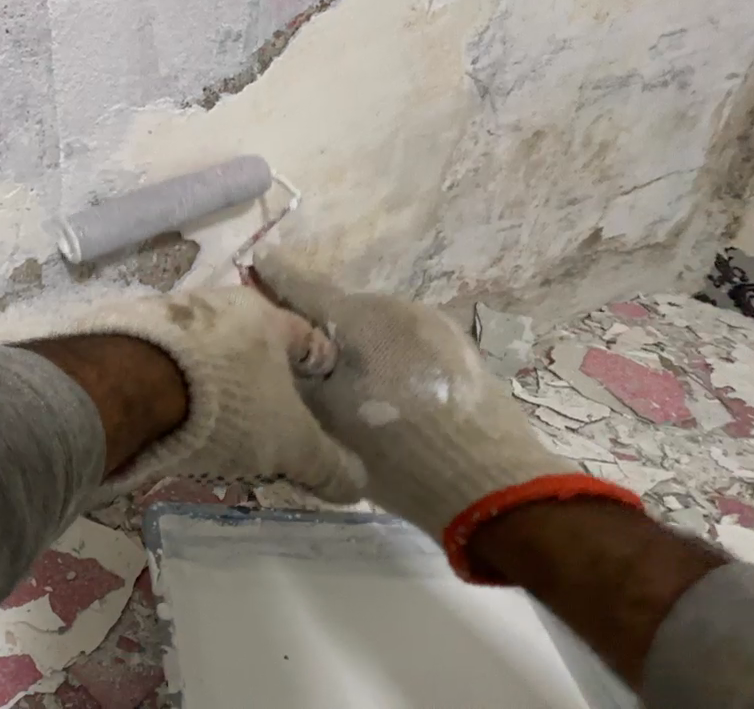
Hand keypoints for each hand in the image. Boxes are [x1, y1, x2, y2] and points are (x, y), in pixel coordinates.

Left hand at [64, 285, 367, 503]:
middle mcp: (211, 302)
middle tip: (260, 413)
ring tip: (208, 417)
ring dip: (205, 378)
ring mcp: (161, 313)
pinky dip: (163, 380)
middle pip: (246, 341)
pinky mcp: (121, 330)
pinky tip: (162, 410)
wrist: (128, 385)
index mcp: (261, 316)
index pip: (305, 337)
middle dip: (255, 375)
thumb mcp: (291, 445)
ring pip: (198, 348)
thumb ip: (328, 464)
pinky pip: (154, 357)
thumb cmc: (227, 406)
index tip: (321, 388)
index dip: (318, 366)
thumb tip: (355, 484)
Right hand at [250, 252, 574, 535]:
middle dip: (314, 326)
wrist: (496, 491)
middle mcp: (397, 307)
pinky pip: (402, 345)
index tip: (257, 262)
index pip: (301, 284)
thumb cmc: (391, 449)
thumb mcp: (318, 410)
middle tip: (295, 359)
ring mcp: (436, 327)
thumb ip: (292, 363)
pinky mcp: (461, 352)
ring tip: (340, 385)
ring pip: (372, 328)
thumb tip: (277, 337)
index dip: (273, 276)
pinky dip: (382, 360)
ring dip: (351, 346)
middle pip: (338, 309)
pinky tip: (381, 395)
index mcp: (358, 315)